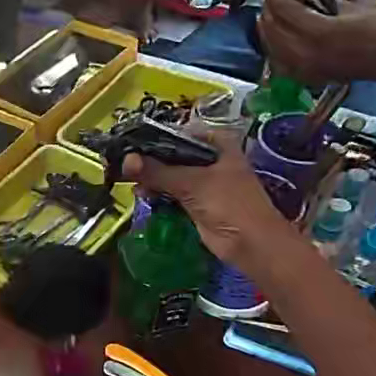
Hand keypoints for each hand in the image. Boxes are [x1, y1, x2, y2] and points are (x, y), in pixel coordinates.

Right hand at [120, 131, 291, 266]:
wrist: (251, 243)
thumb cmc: (229, 203)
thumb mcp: (191, 182)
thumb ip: (157, 171)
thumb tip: (125, 160)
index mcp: (217, 144)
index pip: (180, 132)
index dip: (156, 136)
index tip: (131, 142)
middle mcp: (210, 159)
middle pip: (173, 154)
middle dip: (150, 160)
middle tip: (124, 163)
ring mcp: (204, 182)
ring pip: (170, 174)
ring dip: (152, 178)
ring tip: (129, 181)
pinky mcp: (196, 202)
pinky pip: (171, 193)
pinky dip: (158, 193)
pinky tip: (141, 194)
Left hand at [256, 0, 375, 82]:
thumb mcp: (350, 7)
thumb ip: (324, 2)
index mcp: (319, 32)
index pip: (286, 11)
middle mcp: (306, 53)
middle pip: (274, 30)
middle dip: (268, 13)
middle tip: (268, 1)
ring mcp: (304, 68)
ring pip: (273, 49)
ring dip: (267, 32)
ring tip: (267, 19)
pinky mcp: (307, 78)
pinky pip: (280, 64)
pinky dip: (274, 51)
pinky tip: (275, 42)